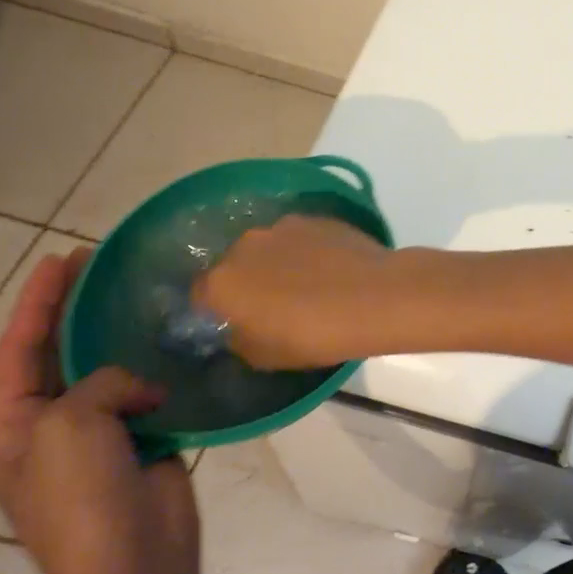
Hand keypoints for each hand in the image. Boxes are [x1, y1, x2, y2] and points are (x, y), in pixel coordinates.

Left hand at [0, 250, 199, 573]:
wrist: (130, 563)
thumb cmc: (80, 495)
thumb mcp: (68, 425)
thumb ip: (97, 382)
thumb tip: (139, 388)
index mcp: (12, 429)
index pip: (16, 351)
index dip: (36, 303)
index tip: (60, 258)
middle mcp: (49, 429)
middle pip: (58, 356)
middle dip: (73, 310)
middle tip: (100, 263)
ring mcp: (96, 439)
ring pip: (104, 372)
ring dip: (118, 336)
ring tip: (139, 294)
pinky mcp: (141, 444)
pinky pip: (143, 395)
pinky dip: (155, 369)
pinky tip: (172, 344)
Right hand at [193, 214, 395, 368]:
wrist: (373, 296)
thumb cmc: (311, 334)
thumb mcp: (262, 355)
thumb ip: (238, 337)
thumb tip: (238, 325)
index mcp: (221, 281)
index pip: (199, 294)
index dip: (213, 309)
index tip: (232, 321)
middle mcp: (245, 245)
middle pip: (234, 264)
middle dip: (246, 281)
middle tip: (270, 303)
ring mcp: (283, 226)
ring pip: (267, 247)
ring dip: (276, 262)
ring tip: (304, 284)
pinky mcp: (317, 218)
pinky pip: (299, 237)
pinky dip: (305, 251)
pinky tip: (327, 268)